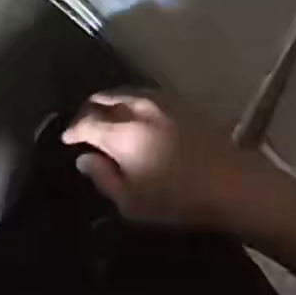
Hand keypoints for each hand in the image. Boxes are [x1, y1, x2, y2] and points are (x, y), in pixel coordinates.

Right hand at [60, 90, 285, 229]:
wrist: (229, 180)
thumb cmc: (177, 199)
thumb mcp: (132, 203)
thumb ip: (104, 178)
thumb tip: (84, 159)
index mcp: (122, 132)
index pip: (87, 122)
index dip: (72, 129)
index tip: (66, 138)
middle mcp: (137, 106)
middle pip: (103, 98)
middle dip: (89, 110)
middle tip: (83, 126)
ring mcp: (159, 98)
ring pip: (124, 92)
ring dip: (109, 102)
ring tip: (105, 118)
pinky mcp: (178, 99)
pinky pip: (143, 92)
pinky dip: (129, 100)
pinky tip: (132, 114)